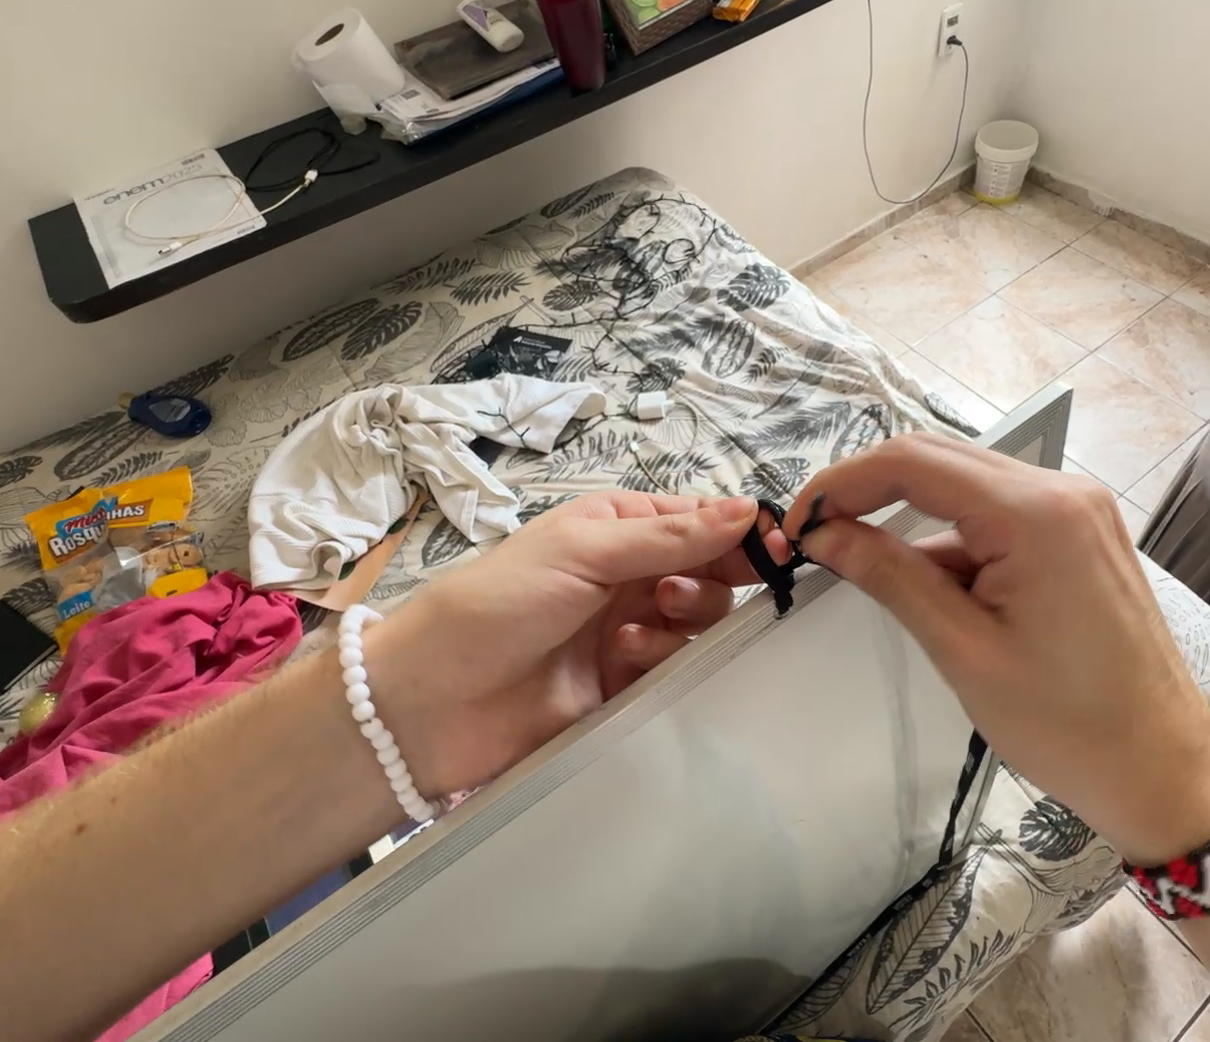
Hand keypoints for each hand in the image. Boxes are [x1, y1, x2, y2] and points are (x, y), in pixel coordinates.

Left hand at [362, 492, 779, 797]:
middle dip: (704, 583)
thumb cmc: (502, 601)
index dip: (741, 533)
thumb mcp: (583, 550)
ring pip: (700, 623)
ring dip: (677, 625)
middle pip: (713, 573)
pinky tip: (622, 663)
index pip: (702, 521)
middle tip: (669, 596)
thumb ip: (670, 535)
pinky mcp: (631, 684)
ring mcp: (633, 630)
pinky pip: (678, 668)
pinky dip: (660, 662)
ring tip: (629, 637)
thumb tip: (750, 508)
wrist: (434, 701)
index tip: (774, 551)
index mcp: (621, 528)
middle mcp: (633, 575)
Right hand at [783, 434, 1209, 862]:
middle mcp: (1059, 489)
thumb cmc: (1067, 724)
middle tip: (817, 535)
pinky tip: (932, 585)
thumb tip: (822, 534)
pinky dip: (949, 538)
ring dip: (907, 514)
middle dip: (867, 490)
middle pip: (937, 459)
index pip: (912, 462)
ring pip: (963, 483)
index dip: (842, 483)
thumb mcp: (962, 649)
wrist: (1164, 770)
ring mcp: (1075, 507)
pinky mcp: (1077, 532)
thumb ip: (889, 576)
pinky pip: (994, 513)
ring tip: (862, 561)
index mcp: (1035, 512)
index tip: (797, 523)